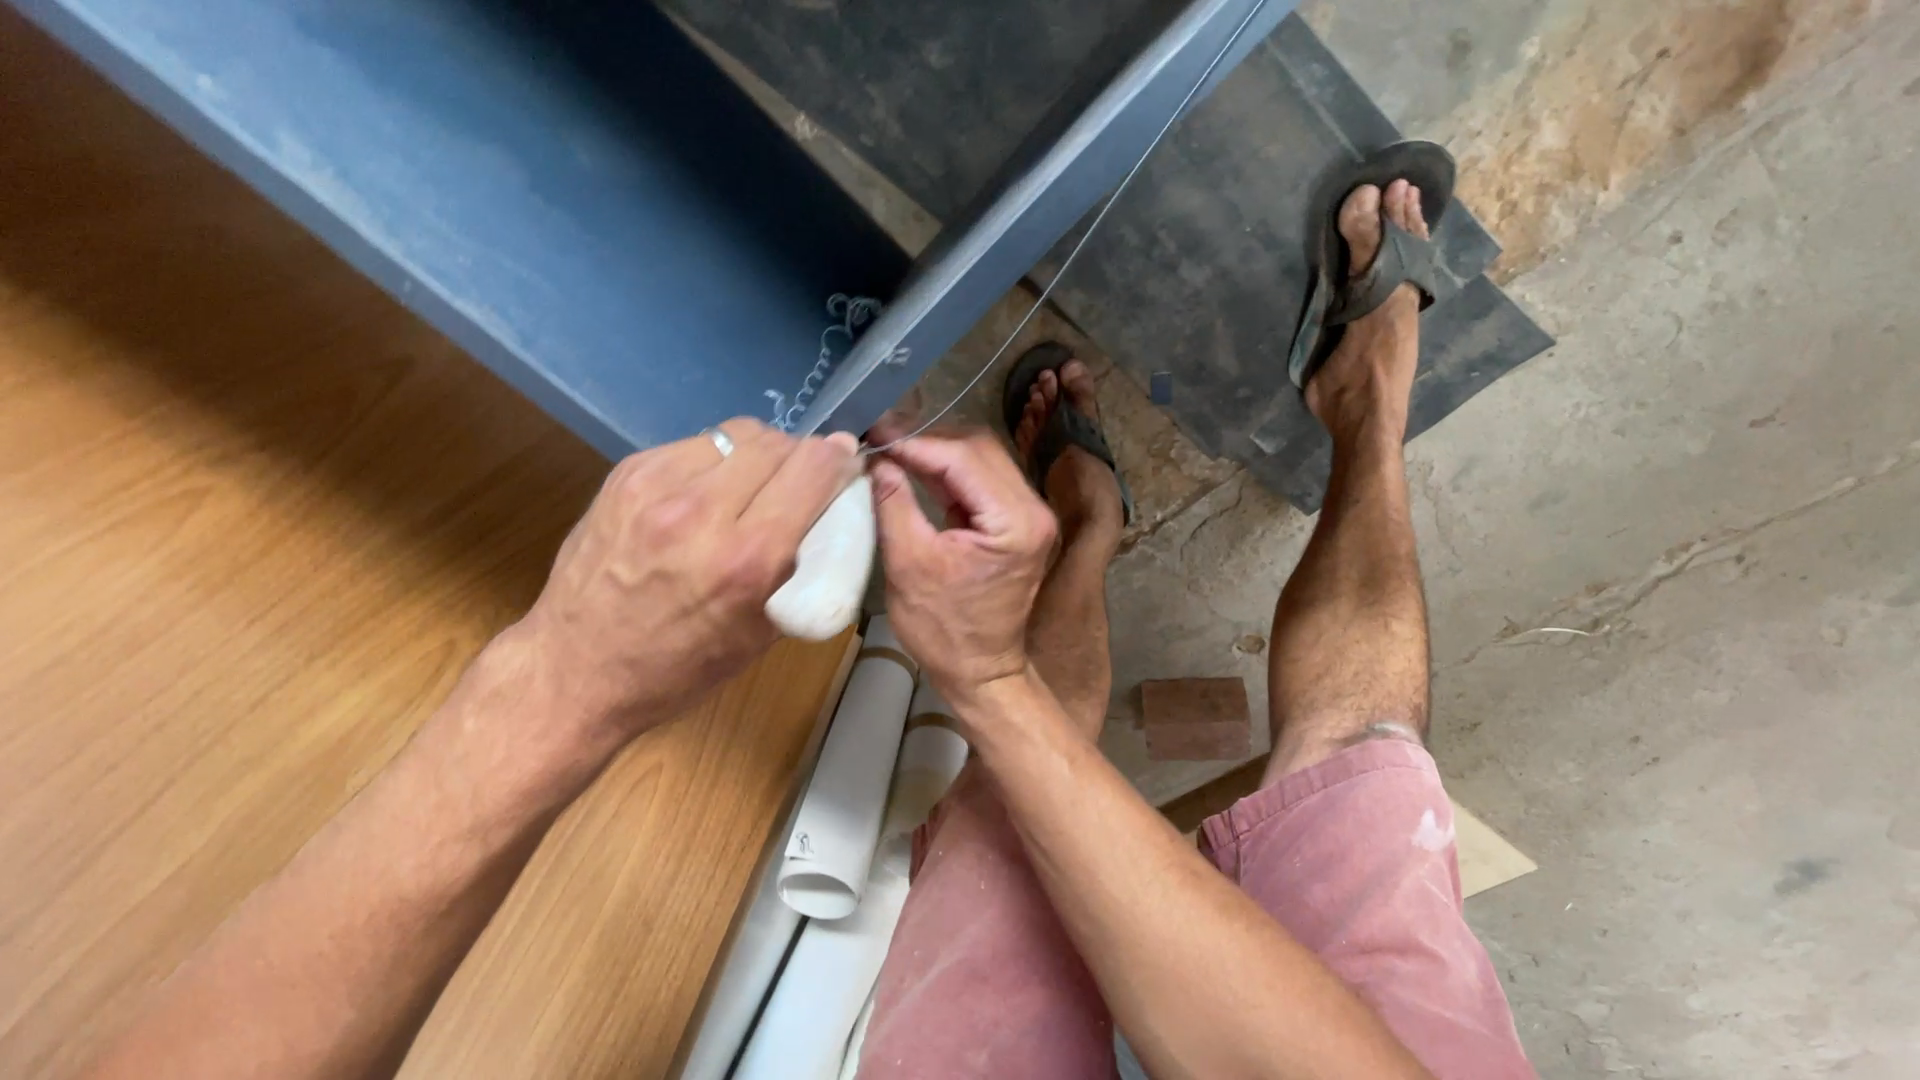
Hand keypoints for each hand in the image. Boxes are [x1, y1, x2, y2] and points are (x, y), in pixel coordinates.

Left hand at [514, 419, 860, 741]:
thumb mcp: (764, 632)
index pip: (814, 468)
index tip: (844, 470)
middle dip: (800, 457)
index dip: (839, 462)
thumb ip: (804, 563)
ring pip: (738, 433)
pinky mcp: (627, 473)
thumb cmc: (682, 666)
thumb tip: (833, 503)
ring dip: (758, 454)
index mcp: (749, 557)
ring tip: (752, 485)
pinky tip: (706, 492)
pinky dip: (715, 461)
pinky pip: (696, 444)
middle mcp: (704, 510)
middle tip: (799, 482)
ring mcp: (658, 486)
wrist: (578, 669)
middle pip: (779, 442)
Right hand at [869, 428, 1056, 712]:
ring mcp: (1030, 517)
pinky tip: (915, 471)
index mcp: (1016, 522)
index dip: (916, 442)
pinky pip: (982, 483)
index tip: (875, 435)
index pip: (964, 458)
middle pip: (980, 451)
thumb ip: (894, 503)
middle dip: (928, 442)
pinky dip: (948, 474)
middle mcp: (1034, 511)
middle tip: (881, 440)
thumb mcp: (908, 564)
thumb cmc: (943, 629)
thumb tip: (877, 460)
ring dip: (938, 455)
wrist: (980, 672)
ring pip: (982, 461)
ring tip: (893, 452)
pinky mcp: (1017, 524)